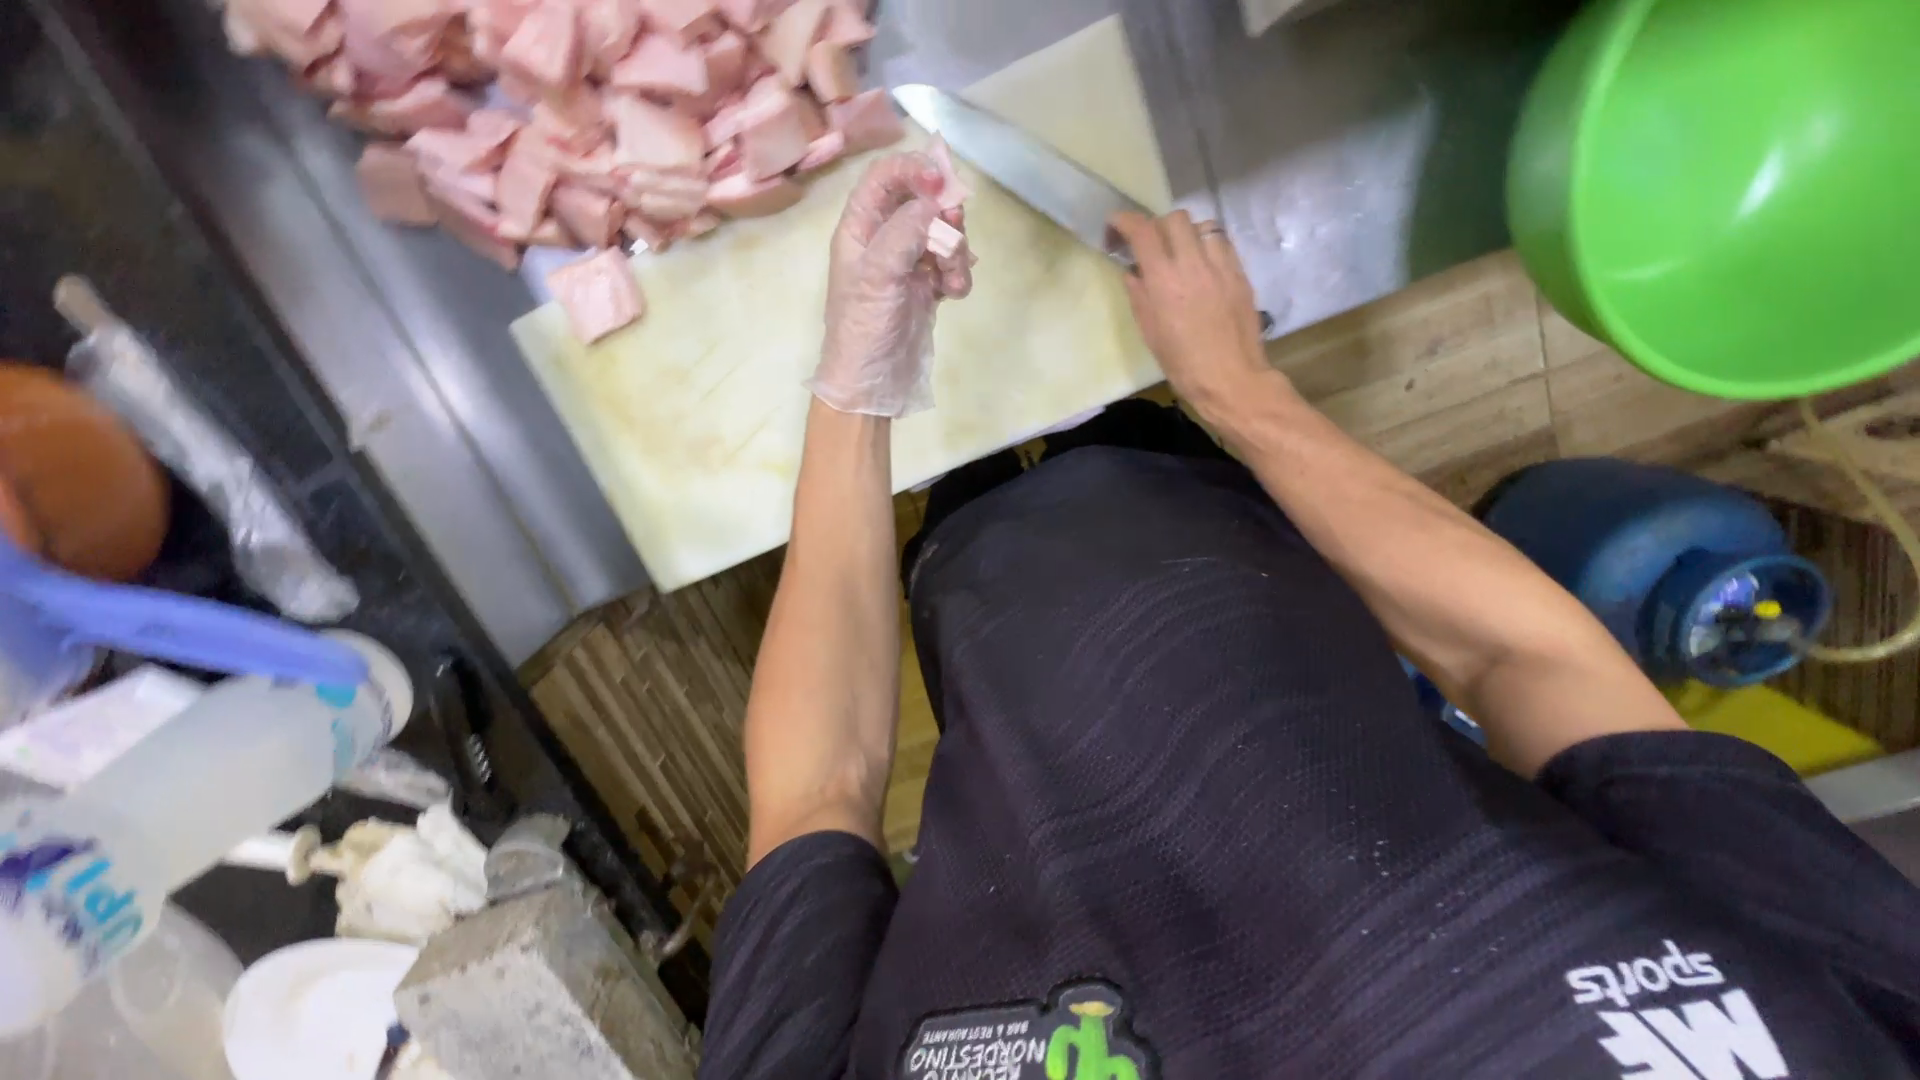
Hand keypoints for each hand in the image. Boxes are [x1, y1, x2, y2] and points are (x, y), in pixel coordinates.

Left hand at [808, 154, 972, 417]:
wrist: (872, 383)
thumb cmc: (863, 327)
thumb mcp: (877, 274)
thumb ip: (905, 230)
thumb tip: (934, 199)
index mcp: (860, 229)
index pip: (885, 178)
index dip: (914, 171)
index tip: (941, 182)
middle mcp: (883, 240)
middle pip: (922, 202)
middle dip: (943, 216)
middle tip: (955, 233)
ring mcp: (907, 264)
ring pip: (942, 235)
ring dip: (956, 251)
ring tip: (953, 279)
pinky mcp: (926, 287)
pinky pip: (951, 265)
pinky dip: (959, 275)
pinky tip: (954, 294)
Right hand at [1110, 211, 1272, 412]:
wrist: (1231, 379)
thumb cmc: (1183, 365)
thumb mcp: (1150, 333)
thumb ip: (1139, 296)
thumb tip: (1133, 271)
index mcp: (1165, 282)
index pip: (1143, 231)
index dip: (1125, 221)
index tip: (1116, 226)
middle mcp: (1193, 265)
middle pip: (1175, 219)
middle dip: (1158, 226)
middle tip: (1151, 245)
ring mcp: (1221, 267)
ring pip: (1203, 226)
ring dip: (1186, 234)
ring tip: (1180, 254)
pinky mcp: (1241, 274)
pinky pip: (1223, 243)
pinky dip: (1208, 246)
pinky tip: (1203, 266)